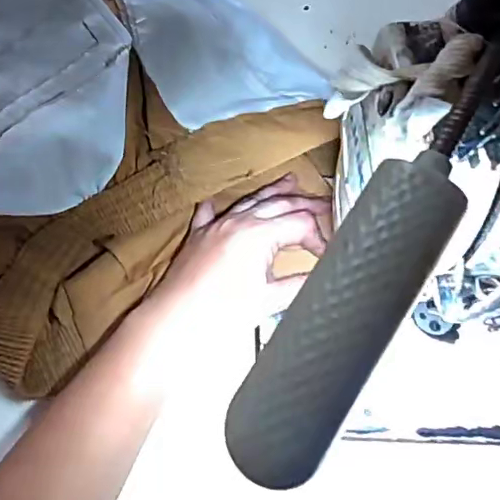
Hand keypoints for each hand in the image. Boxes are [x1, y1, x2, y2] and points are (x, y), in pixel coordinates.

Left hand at [131, 175, 330, 346]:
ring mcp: (215, 226)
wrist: (175, 316)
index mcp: (257, 234)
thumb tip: (317, 278)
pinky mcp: (197, 237)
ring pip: (249, 201)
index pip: (301, 223)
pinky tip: (219, 203)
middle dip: (305, 203)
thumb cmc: (217, 311)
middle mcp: (236, 222)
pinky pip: (212, 214)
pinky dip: (222, 208)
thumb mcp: (268, 301)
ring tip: (289, 182)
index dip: (319, 238)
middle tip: (324, 203)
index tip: (324, 254)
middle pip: (279, 203)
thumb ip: (298, 286)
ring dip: (272, 192)